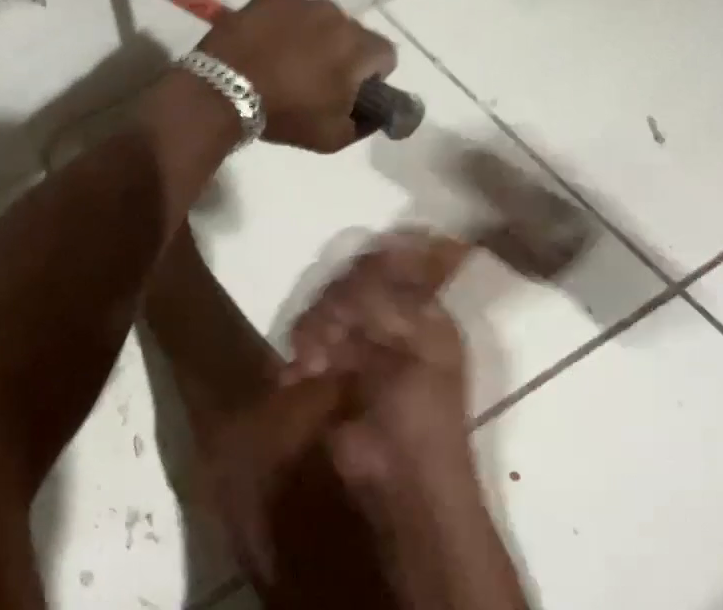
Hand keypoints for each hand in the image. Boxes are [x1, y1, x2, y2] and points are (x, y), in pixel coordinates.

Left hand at [196, 0, 397, 152]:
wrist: (221, 91)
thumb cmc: (284, 115)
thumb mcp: (333, 136)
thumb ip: (365, 123)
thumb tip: (373, 113)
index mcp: (358, 45)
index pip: (384, 56)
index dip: (370, 76)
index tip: (347, 92)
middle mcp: (333, 13)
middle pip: (348, 33)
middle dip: (338, 53)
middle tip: (310, 79)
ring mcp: (297, 1)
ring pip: (315, 19)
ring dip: (308, 36)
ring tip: (280, 61)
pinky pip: (283, 10)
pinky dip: (278, 24)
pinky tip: (260, 45)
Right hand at [286, 232, 473, 490]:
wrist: (397, 479)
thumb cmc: (423, 414)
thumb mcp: (423, 347)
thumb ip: (397, 295)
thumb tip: (389, 242)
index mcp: (421, 314)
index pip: (393, 262)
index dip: (374, 259)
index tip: (356, 272)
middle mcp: (387, 321)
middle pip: (348, 281)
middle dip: (336, 303)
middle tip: (337, 332)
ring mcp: (353, 343)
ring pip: (320, 307)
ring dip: (315, 331)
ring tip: (317, 364)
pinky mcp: (323, 366)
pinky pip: (302, 337)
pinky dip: (299, 351)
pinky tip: (301, 372)